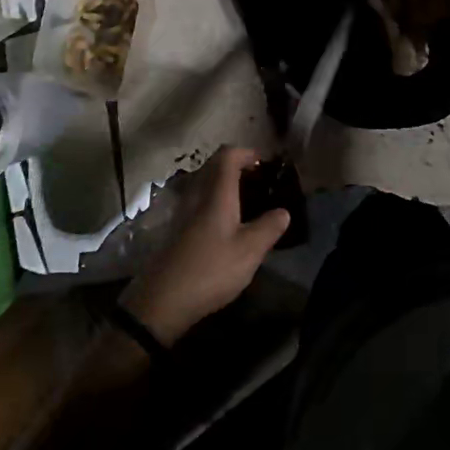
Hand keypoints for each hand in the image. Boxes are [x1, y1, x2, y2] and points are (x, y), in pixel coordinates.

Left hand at [119, 148, 290, 344]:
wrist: (165, 296)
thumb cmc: (212, 269)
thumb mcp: (249, 251)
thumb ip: (268, 228)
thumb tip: (284, 211)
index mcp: (216, 193)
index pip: (227, 156)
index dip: (246, 152)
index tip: (266, 163)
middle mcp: (197, 194)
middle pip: (214, 165)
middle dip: (236, 165)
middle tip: (260, 180)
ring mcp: (183, 209)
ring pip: (205, 182)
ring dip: (224, 182)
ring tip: (247, 199)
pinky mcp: (178, 226)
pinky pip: (199, 199)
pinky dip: (215, 198)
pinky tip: (227, 221)